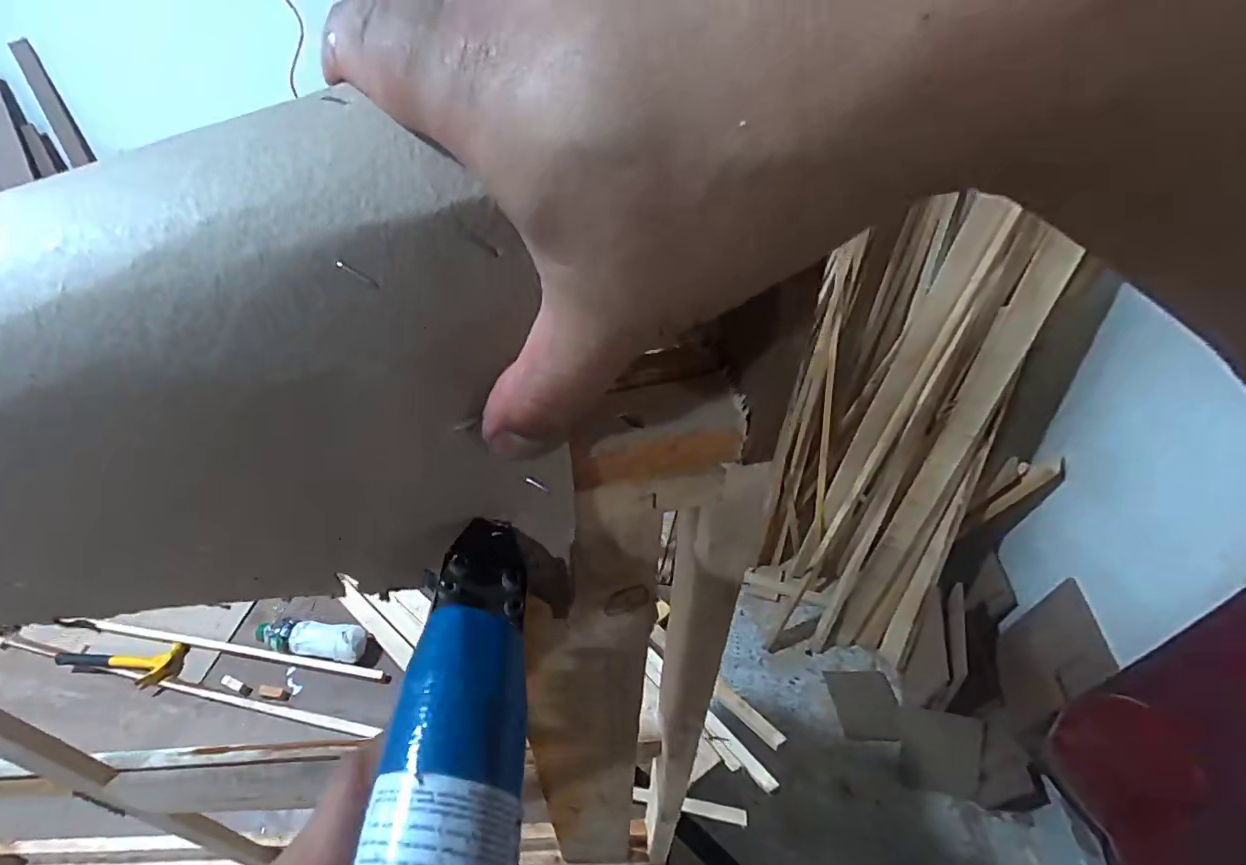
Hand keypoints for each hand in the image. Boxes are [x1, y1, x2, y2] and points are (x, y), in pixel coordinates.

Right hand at [322, 0, 1003, 456]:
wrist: (890, 56)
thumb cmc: (707, 195)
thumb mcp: (615, 311)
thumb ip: (548, 382)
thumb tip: (502, 440)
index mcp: (476, 77)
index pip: (361, 42)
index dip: (355, 92)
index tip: (385, 155)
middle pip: (435, 24)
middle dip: (439, 97)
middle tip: (475, 180)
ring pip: (520, 17)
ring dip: (522, 77)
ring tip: (557, 155)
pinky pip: (596, 11)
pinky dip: (595, 53)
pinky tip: (646, 105)